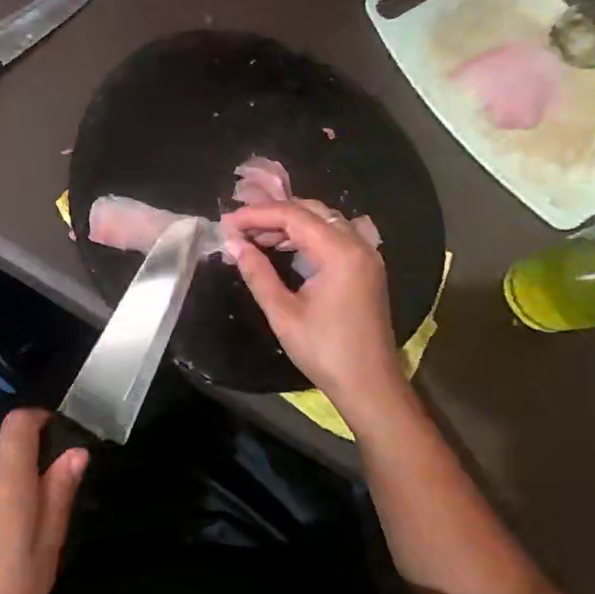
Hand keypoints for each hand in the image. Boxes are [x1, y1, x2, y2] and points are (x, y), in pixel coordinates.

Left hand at [0, 409, 87, 593]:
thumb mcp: (40, 566)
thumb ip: (56, 503)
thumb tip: (75, 452)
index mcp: (4, 486)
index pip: (18, 425)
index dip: (37, 419)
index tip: (55, 434)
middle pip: (1, 467)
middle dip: (22, 489)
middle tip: (37, 544)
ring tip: (1, 571)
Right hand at [220, 200, 402, 403]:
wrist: (368, 382)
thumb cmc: (323, 350)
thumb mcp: (282, 312)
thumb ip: (258, 273)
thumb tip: (234, 244)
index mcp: (340, 253)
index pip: (293, 216)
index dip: (256, 214)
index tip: (226, 222)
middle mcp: (358, 245)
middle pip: (311, 212)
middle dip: (272, 214)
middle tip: (238, 227)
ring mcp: (366, 255)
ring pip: (324, 222)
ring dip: (289, 224)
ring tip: (254, 238)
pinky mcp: (365, 268)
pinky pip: (336, 236)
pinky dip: (308, 235)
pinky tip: (285, 247)